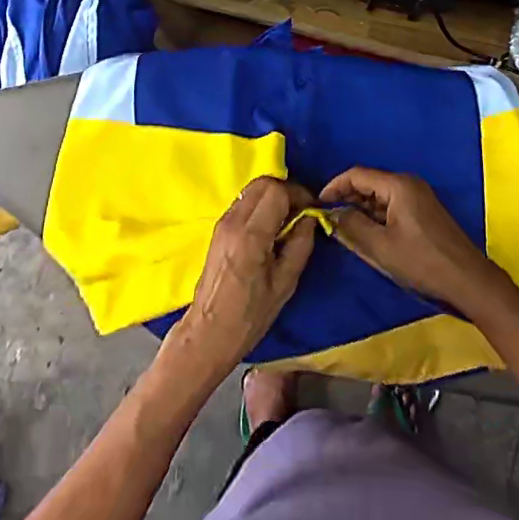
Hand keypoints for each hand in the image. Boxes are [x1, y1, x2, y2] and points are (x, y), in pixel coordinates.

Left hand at [173, 178, 317, 370]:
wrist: (207, 335)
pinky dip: (261, 206)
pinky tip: (270, 229)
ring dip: (273, 197)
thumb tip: (310, 218)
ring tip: (287, 221)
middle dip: (287, 191)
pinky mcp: (218, 231)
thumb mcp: (286, 282)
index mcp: (250, 236)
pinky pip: (244, 203)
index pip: (277, 191)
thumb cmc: (249, 315)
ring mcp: (221, 225)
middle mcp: (232, 223)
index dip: (299, 194)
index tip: (311, 211)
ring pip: (252, 190)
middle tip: (301, 212)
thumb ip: (301, 243)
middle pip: (263, 183)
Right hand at [321, 167, 515, 318]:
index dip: (334, 187)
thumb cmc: (421, 261)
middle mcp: (409, 183)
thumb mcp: (380, 247)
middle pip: (369, 183)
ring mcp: (418, 196)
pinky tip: (365, 234)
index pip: (357, 174)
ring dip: (360, 210)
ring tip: (341, 230)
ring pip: (379, 196)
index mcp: (399, 185)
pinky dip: (375, 216)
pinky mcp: (422, 211)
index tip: (317, 205)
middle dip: (346, 199)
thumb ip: (352, 226)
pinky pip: (391, 206)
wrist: (465, 277)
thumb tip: (331, 214)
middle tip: (326, 220)